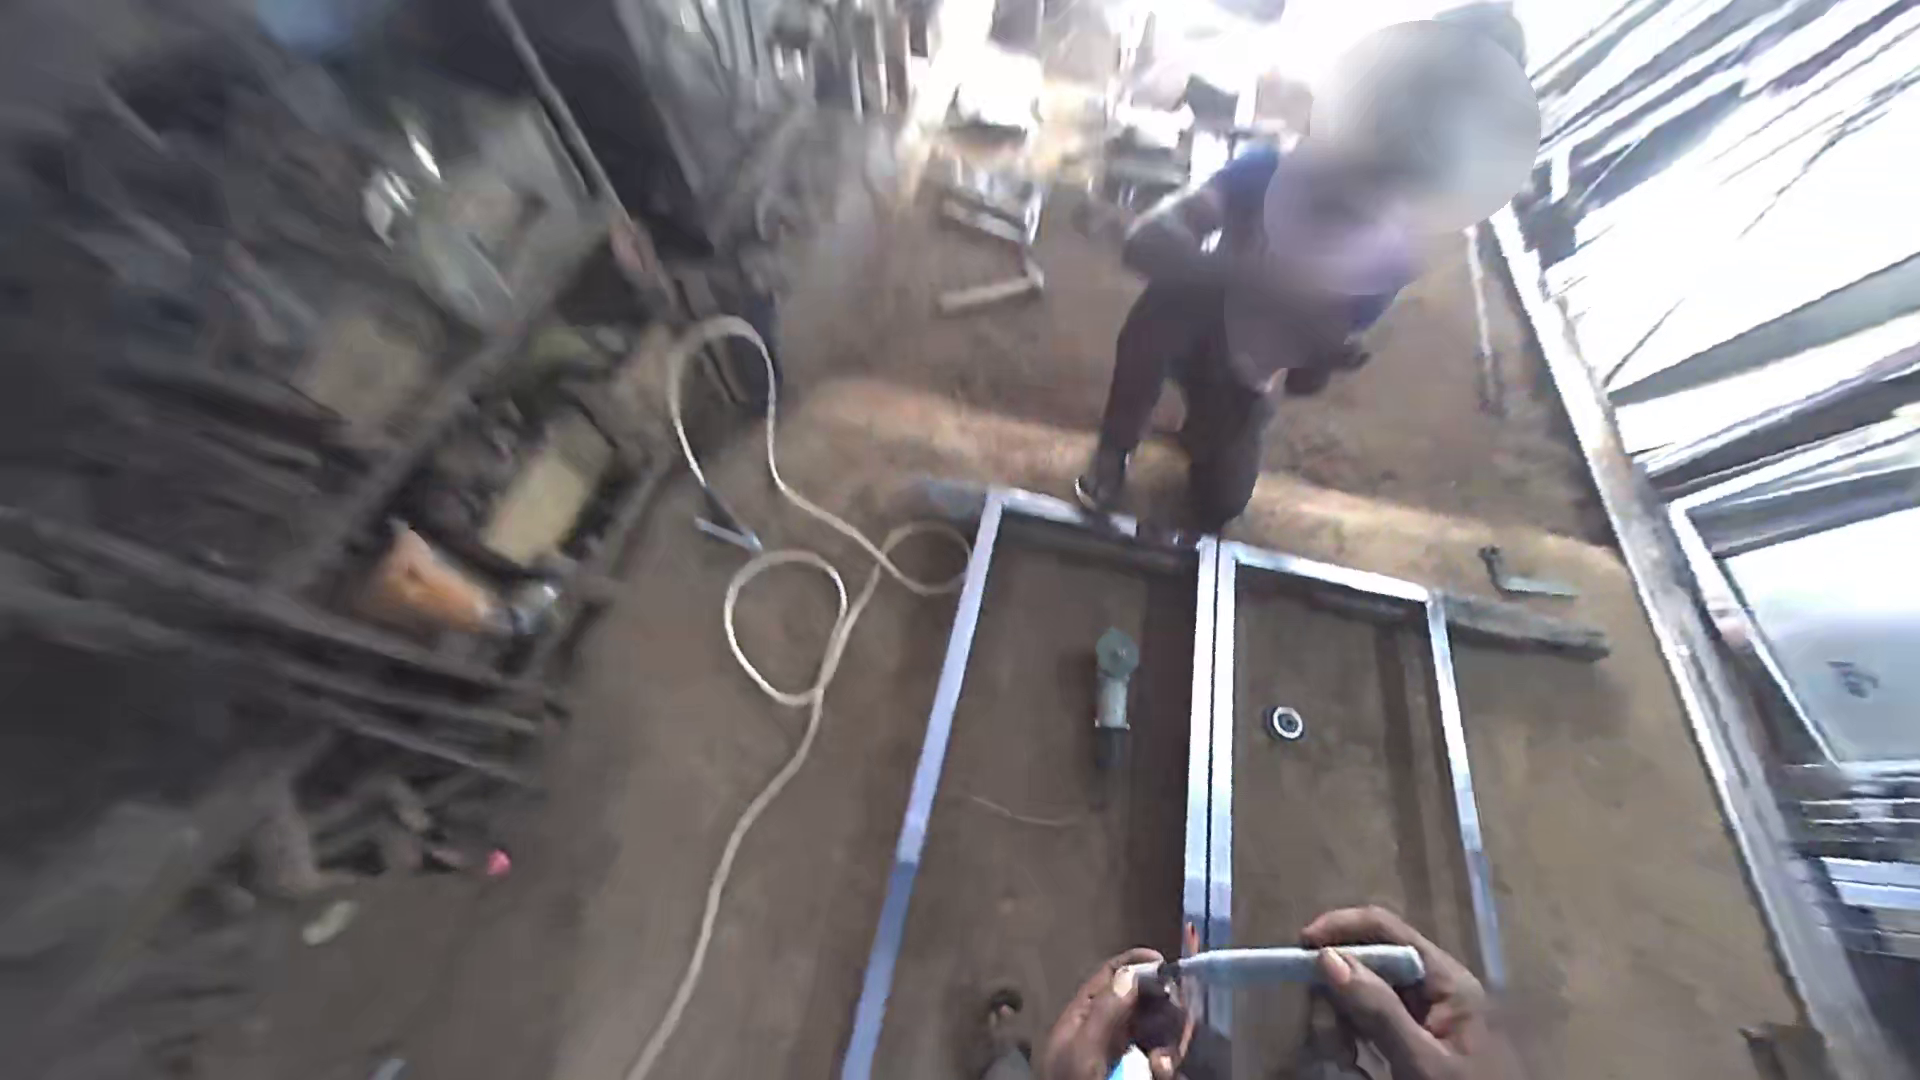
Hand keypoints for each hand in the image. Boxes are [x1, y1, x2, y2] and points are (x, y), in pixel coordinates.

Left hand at [1035, 949, 1185, 1079]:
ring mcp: (1121, 1060)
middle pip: (1139, 1004)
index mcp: (1083, 1017)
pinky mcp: (1135, 1076)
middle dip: (1162, 1009)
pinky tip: (1167, 1075)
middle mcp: (1103, 1033)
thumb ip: (1105, 1013)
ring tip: (1164, 1067)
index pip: (1109, 976)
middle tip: (1180, 1022)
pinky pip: (1160, 1063)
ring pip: (1155, 1035)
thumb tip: (1130, 975)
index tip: (1165, 963)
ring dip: (1169, 1043)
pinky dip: (1168, 1065)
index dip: (1135, 963)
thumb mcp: (1083, 1054)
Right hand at [1301, 906, 1522, 1079]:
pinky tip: (1350, 1058)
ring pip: (1362, 987)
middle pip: (1367, 957)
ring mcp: (1424, 1011)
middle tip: (1322, 1024)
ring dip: (1340, 1013)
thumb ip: (1378, 1009)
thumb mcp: (1423, 1065)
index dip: (1339, 927)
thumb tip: (1325, 955)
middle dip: (1337, 985)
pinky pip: (1368, 1015)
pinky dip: (1350, 1030)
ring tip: (1339, 1052)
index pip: (1383, 926)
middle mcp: (1435, 985)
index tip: (1304, 947)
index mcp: (1447, 980)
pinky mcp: (1415, 1036)